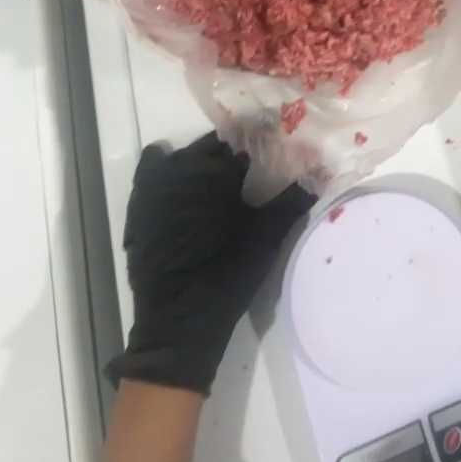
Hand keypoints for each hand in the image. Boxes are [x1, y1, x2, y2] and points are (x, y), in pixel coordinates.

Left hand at [106, 133, 313, 394]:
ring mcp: (152, 189)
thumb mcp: (268, 234)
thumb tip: (323, 169)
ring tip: (221, 182)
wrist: (178, 321)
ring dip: (201, 162)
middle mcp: (177, 170)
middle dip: (232, 151)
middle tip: (253, 167)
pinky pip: (153, 174)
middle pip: (211, 147)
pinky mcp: (138, 209)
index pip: (241, 140)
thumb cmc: (227, 272)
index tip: (276, 148)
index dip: (261, 142)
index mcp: (212, 171)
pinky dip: (169, 172)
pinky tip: (186, 190)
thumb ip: (295, 197)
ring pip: (182, 158)